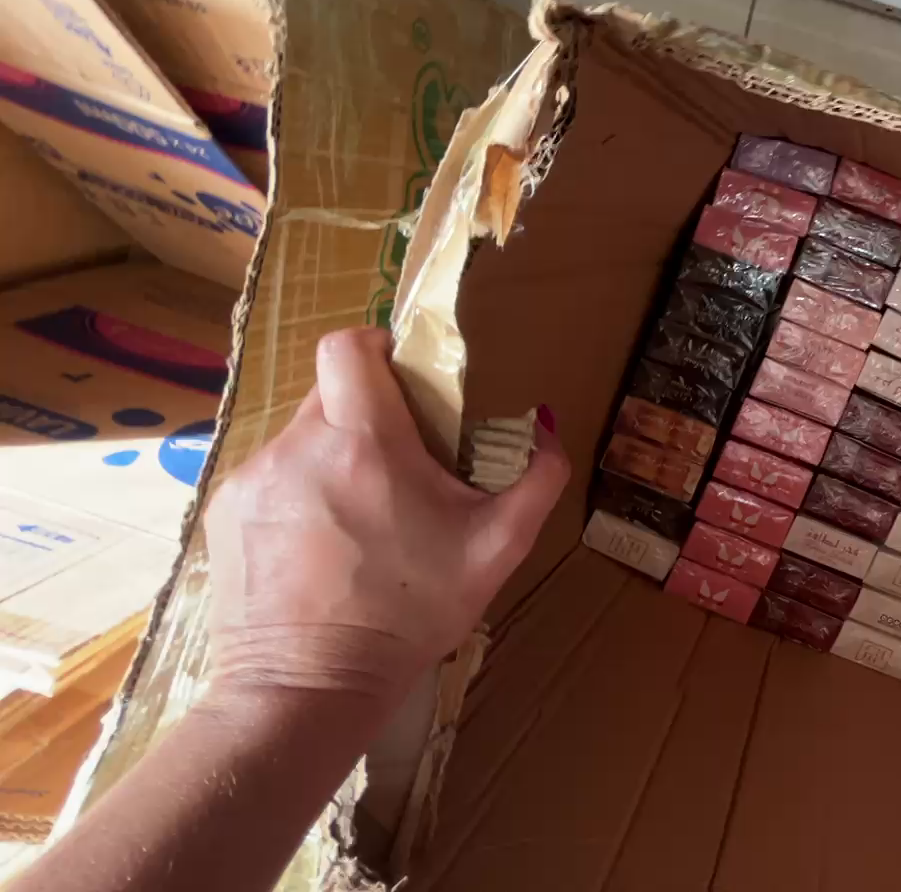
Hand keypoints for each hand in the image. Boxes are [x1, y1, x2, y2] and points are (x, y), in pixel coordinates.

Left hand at [203, 327, 568, 712]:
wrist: (309, 688)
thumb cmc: (414, 608)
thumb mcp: (503, 542)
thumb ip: (540, 474)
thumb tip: (546, 426)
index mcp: (365, 444)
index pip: (347, 348)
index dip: (379, 342)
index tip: (410, 369)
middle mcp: (297, 449)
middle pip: (332, 389)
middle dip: (375, 405)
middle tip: (412, 451)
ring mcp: (250, 482)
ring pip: (304, 432)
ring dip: (343, 448)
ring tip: (373, 502)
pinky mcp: (224, 515)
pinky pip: (275, 470)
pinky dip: (310, 481)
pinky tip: (333, 533)